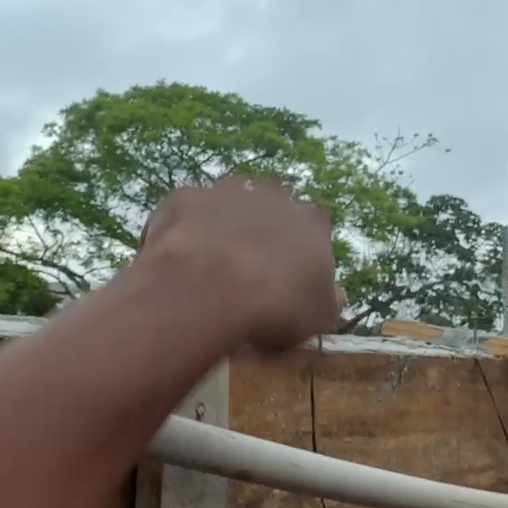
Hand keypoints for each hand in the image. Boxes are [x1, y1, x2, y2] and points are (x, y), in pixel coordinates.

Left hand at [137, 173, 344, 352]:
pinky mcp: (186, 196)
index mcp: (311, 221)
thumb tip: (333, 294)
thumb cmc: (276, 306)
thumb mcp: (319, 316)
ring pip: (226, 203)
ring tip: (207, 264)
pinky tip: (174, 260)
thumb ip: (328, 298)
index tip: (287, 274)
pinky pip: (184, 213)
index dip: (300, 249)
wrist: (212, 287)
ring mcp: (226, 191)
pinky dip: (181, 231)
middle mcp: (273, 195)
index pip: (314, 225)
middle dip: (260, 228)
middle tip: (246, 266)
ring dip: (220, 225)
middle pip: (270, 207)